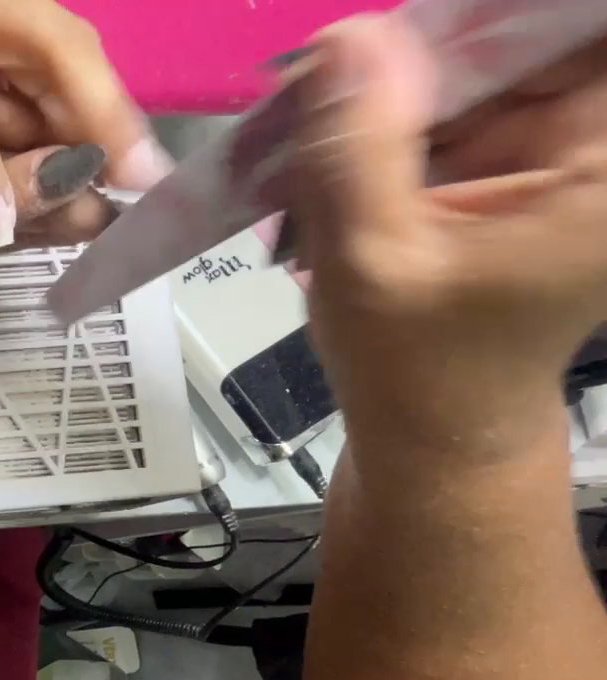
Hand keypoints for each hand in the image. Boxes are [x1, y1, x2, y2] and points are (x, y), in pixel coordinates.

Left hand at [0, 102, 113, 389]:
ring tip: (119, 210)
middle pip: (10, 139)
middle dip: (70, 156)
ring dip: (56, 198)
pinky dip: (28, 229)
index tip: (124, 138)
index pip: (1, 98)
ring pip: (5, 184)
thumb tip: (79, 173)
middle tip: (135, 177)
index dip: (65, 116)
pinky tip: (78, 229)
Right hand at [289, 17, 606, 461]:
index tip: (393, 34)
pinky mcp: (532, 164)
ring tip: (322, 118)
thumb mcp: (369, 262)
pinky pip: (473, 108)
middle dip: (434, 52)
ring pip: (499, 70)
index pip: (577, 33)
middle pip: (540, 42)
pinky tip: (341, 147)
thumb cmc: (413, 362)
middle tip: (335, 72)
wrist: (430, 420)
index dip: (488, 19)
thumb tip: (341, 41)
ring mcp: (578, 150)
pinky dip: (401, 121)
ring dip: (407, 88)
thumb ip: (355, 155)